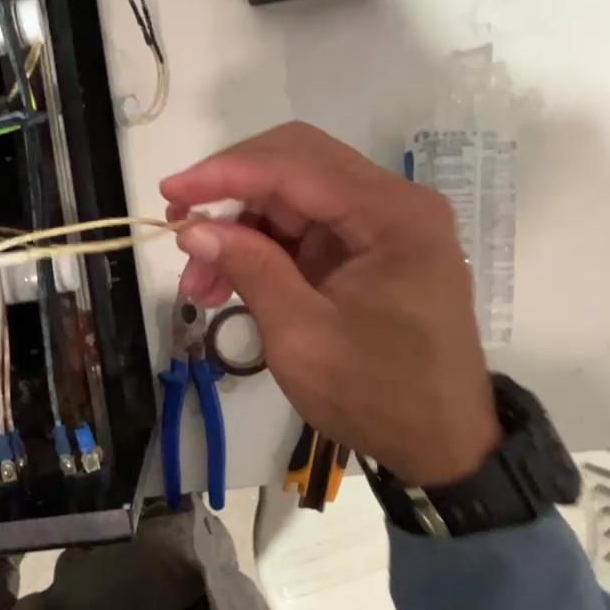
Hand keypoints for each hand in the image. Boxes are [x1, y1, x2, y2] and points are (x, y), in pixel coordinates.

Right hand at [161, 122, 499, 486]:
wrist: (441, 442)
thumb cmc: (376, 394)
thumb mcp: (302, 336)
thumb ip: (251, 269)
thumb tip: (193, 229)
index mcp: (392, 215)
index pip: (295, 167)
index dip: (224, 173)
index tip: (169, 194)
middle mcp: (394, 204)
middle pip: (297, 166)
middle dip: (231, 195)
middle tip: (182, 232)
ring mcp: (384, 227)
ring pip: (295, 199)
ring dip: (242, 229)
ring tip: (201, 284)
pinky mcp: (372, 251)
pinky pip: (307, 231)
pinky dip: (264, 250)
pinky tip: (230, 284)